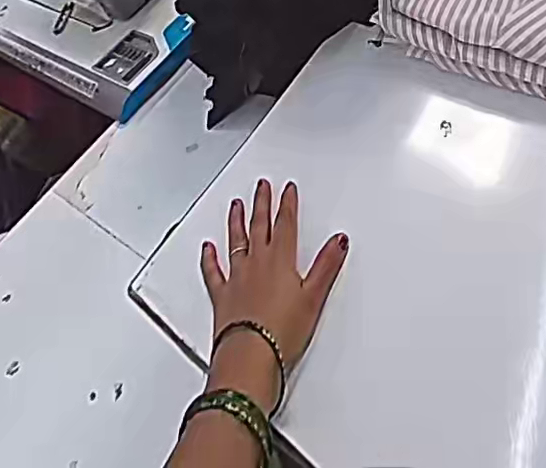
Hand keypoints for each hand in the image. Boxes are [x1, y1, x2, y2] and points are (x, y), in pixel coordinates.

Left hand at [200, 180, 347, 389]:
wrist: (249, 360)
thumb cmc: (280, 333)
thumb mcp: (313, 297)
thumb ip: (326, 266)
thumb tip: (338, 241)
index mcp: (280, 260)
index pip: (285, 224)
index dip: (287, 204)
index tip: (288, 189)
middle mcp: (256, 264)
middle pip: (260, 225)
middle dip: (262, 203)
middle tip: (262, 186)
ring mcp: (237, 279)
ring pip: (236, 241)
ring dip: (237, 221)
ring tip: (237, 205)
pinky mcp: (222, 297)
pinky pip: (214, 272)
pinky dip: (209, 259)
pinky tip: (207, 248)